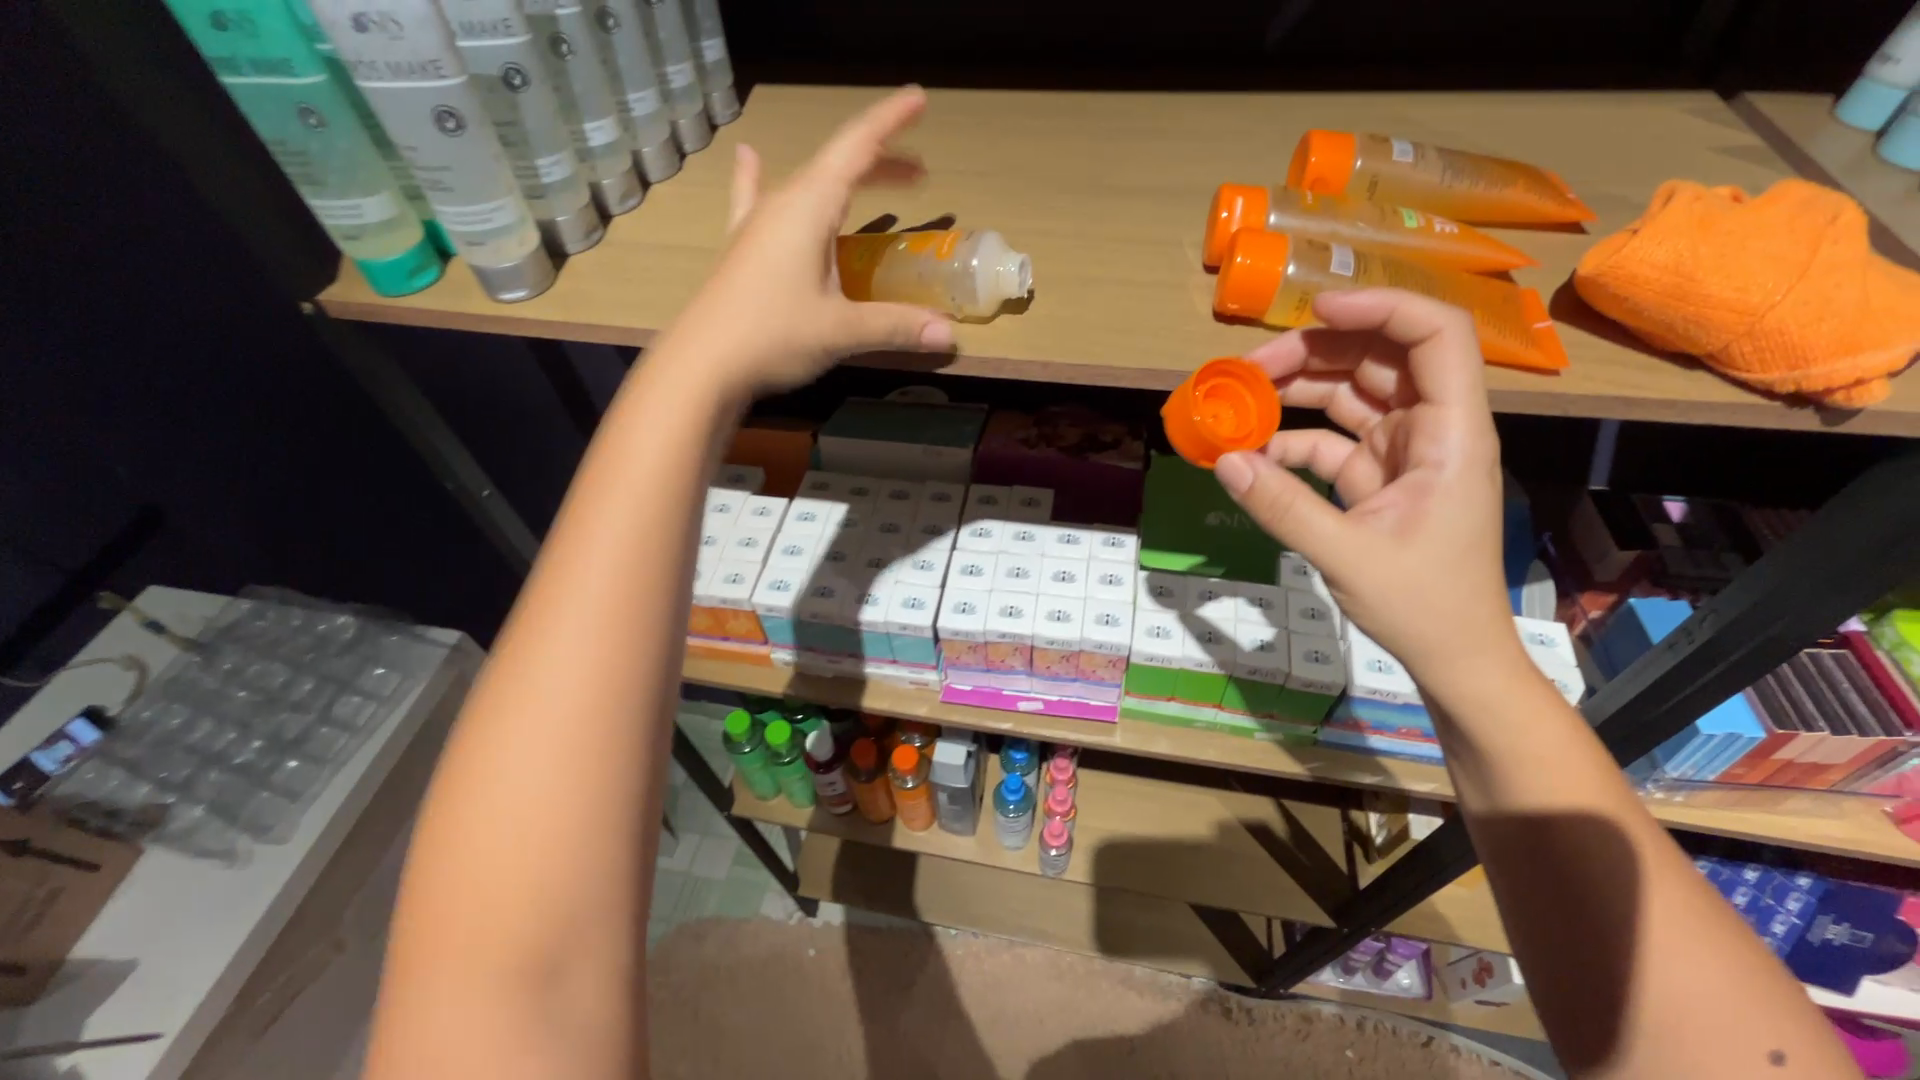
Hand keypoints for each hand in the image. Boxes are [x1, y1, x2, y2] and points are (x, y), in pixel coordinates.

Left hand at [660, 86, 955, 399]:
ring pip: (806, 184)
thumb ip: (896, 326)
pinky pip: (756, 200)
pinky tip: (749, 156)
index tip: (919, 99)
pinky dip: (760, 178)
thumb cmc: (772, 336)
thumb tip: (950, 334)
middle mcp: (781, 205)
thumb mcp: (841, 331)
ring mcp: (756, 225)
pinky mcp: (742, 249)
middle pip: (837, 166)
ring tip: (871, 179)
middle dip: (882, 163)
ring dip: (844, 179)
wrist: (701, 366)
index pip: (857, 149)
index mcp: (808, 207)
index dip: (890, 123)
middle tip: (920, 174)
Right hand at [1213, 289, 1517, 678]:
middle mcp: (1431, 427)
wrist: (1454, 655)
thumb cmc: (1424, 605)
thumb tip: (1223, 461)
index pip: (1435, 336)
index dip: (1381, 306)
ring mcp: (1403, 451)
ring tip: (1239, 397)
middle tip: (1246, 369)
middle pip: (1378, 357)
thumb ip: (1283, 506)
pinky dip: (1291, 440)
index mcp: (1451, 432)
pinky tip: (1253, 453)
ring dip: (1297, 390)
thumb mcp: (1347, 555)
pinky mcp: (1377, 477)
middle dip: (1313, 352)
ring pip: (1351, 393)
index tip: (1316, 308)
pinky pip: (1330, 440)